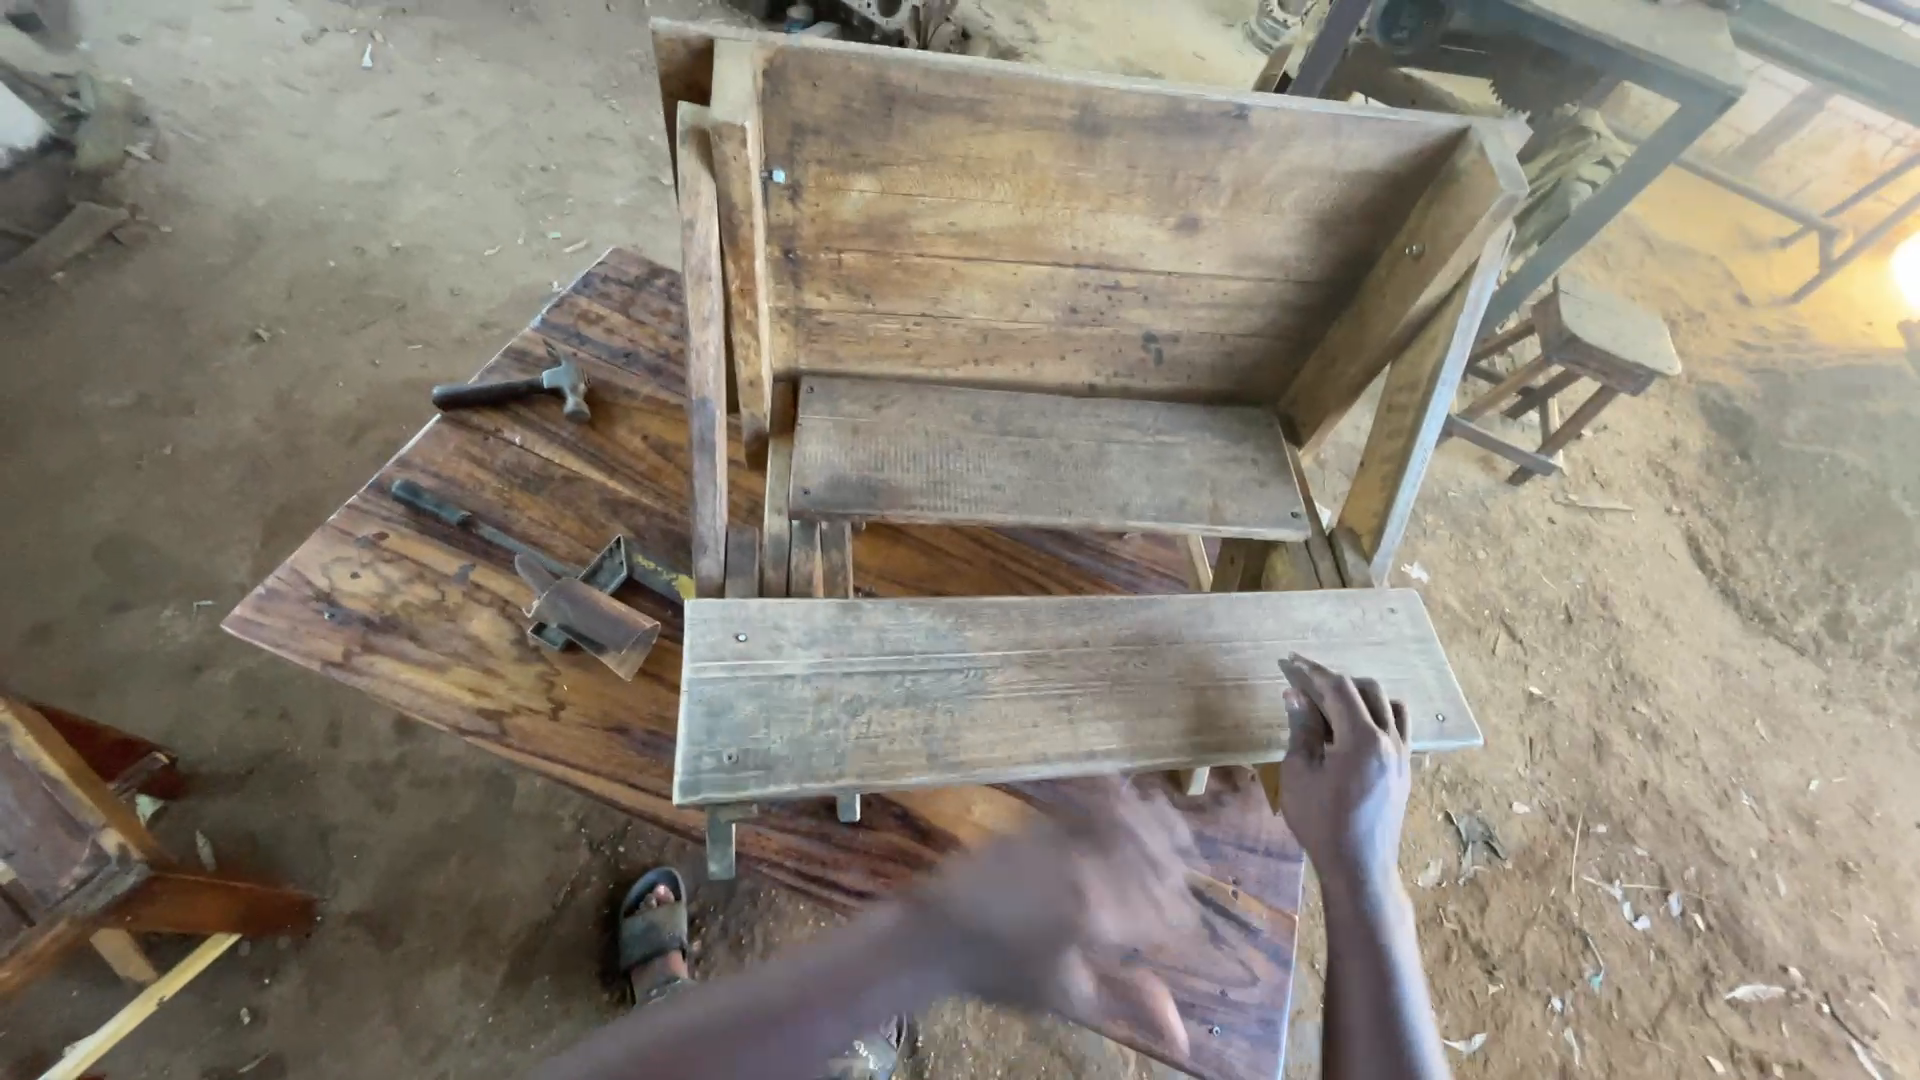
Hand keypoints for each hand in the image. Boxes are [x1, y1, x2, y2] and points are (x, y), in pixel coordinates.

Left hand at [903, 780, 1200, 1054]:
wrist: (938, 931)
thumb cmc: (1003, 972)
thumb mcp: (1068, 997)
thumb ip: (1129, 1003)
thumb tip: (1184, 1033)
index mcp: (1097, 914)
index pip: (1165, 907)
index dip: (1180, 919)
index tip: (1182, 929)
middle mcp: (1086, 866)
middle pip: (1154, 856)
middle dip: (1174, 871)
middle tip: (1177, 887)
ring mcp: (1062, 837)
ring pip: (1128, 819)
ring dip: (1157, 828)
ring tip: (1172, 838)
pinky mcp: (1043, 820)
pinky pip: (1092, 801)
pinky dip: (1120, 802)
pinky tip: (1129, 801)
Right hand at [1276, 653, 1412, 894]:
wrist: (1359, 867)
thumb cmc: (1320, 821)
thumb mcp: (1299, 772)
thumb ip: (1301, 728)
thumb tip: (1294, 694)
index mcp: (1362, 739)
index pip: (1339, 689)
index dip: (1312, 672)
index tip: (1290, 662)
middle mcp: (1390, 741)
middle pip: (1367, 689)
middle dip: (1334, 680)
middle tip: (1304, 683)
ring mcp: (1403, 756)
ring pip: (1389, 705)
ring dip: (1360, 696)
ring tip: (1330, 706)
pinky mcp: (1404, 770)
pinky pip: (1397, 727)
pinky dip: (1375, 715)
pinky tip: (1351, 729)